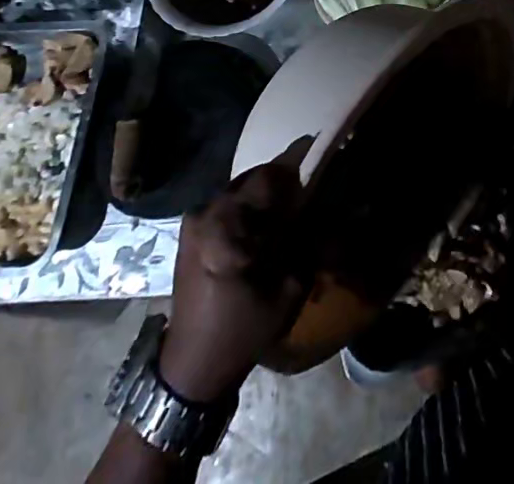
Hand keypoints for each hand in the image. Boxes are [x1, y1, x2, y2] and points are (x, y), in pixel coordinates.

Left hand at [159, 139, 311, 403]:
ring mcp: (193, 221)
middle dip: (281, 180)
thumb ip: (308, 240)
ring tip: (287, 209)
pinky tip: (262, 227)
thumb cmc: (244, 327)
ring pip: (238, 191)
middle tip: (306, 189)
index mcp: (228, 223)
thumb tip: (325, 210)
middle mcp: (206, 212)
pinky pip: (225, 207)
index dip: (297, 163)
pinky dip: (247, 208)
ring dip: (263, 194)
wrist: (193, 363)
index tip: (318, 152)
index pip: (269, 176)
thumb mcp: (289, 286)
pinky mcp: (188, 233)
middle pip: (252, 179)